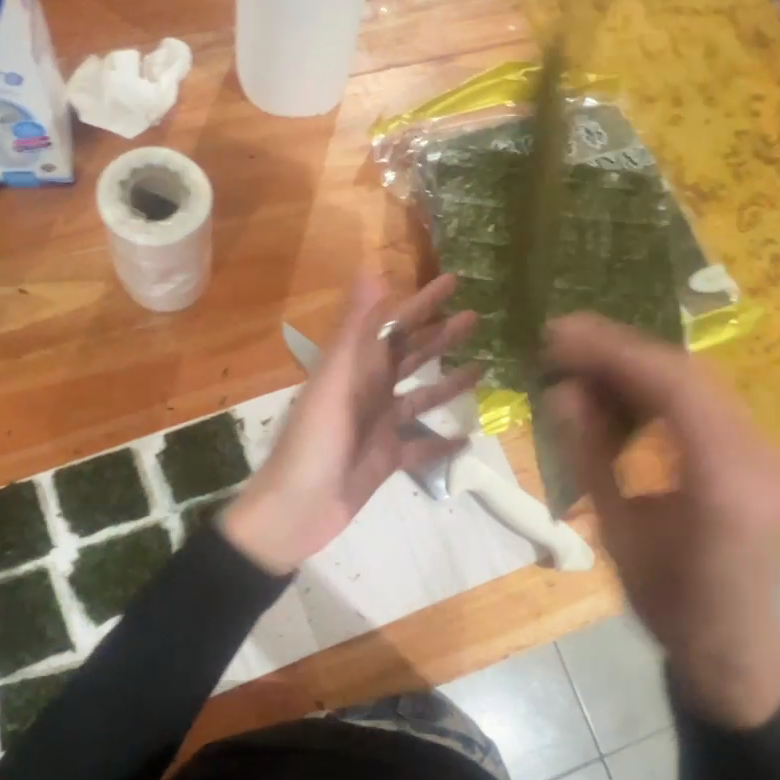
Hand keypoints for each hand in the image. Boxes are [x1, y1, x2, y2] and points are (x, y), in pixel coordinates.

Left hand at [221, 273, 480, 574]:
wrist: (295, 510)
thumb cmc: (312, 444)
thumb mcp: (333, 382)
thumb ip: (353, 329)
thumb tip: (371, 269)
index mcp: (353, 369)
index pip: (394, 325)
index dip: (421, 302)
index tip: (455, 281)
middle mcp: (367, 391)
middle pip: (410, 356)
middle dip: (441, 336)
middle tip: (479, 317)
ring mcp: (378, 426)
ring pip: (420, 397)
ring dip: (449, 381)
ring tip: (485, 366)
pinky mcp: (387, 460)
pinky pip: (421, 446)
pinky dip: (443, 441)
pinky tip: (470, 436)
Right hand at [543, 313, 779, 728]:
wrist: (732, 643)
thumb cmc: (667, 603)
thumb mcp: (617, 533)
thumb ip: (593, 457)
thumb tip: (563, 392)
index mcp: (727, 487)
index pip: (677, 390)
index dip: (615, 353)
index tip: (559, 334)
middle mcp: (763, 459)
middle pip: (692, 376)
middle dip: (622, 351)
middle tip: (561, 341)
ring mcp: (772, 454)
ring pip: (701, 384)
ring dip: (639, 368)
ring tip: (581, 363)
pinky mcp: (764, 454)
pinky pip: (708, 404)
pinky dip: (659, 390)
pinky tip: (621, 393)